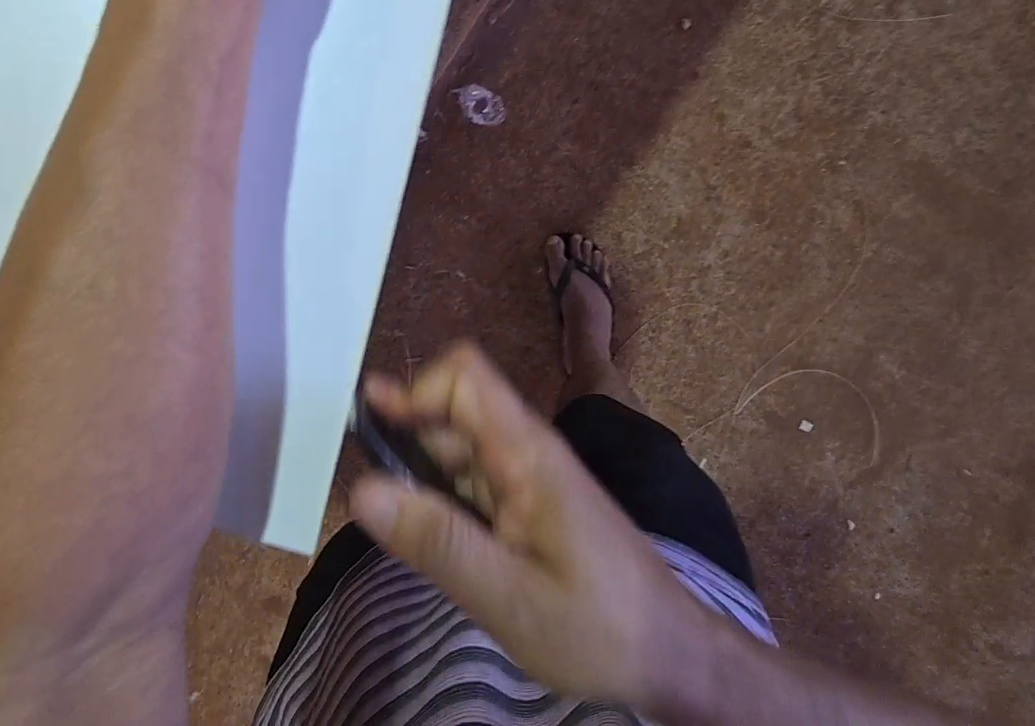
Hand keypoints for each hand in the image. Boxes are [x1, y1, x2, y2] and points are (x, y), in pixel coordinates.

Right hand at [350, 344, 725, 710]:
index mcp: (525, 452)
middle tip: (370, 484)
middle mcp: (524, 451)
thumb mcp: (509, 597)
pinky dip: (439, 494)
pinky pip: (470, 480)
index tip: (378, 432)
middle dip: (406, 433)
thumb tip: (361, 489)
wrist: (673, 658)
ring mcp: (526, 477)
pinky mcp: (527, 505)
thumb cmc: (599, 627)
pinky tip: (427, 533)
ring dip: (418, 467)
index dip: (416, 390)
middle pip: (453, 409)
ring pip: (457, 445)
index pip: (464, 376)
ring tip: (390, 516)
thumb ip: (436, 541)